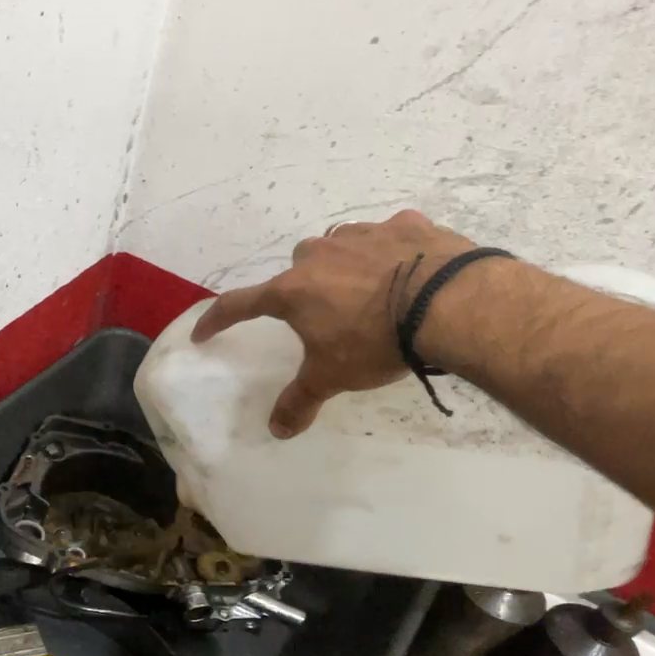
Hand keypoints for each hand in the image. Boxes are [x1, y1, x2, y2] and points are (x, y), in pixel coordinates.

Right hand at [192, 210, 478, 437]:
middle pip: (296, 267)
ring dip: (342, 265)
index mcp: (292, 291)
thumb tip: (277, 430)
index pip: (239, 304)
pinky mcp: (408, 225)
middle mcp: (320, 255)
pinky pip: (388, 235)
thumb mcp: (331, 377)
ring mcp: (364, 234)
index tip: (204, 332)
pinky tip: (407, 270)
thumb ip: (300, 400)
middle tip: (319, 313)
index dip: (217, 319)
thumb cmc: (374, 342)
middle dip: (301, 286)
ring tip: (364, 292)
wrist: (450, 304)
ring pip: (339, 245)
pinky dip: (390, 252)